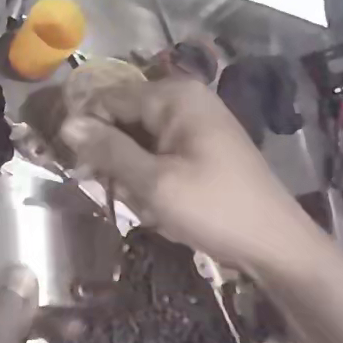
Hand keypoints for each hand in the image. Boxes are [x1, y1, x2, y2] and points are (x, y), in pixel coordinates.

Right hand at [59, 79, 311, 273]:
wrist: (276, 246)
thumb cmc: (214, 209)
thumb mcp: (154, 183)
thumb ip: (108, 150)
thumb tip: (66, 124)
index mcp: (174, 96)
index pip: (108, 98)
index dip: (88, 131)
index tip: (80, 169)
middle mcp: (184, 99)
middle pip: (122, 119)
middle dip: (115, 159)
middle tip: (124, 194)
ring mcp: (194, 121)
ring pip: (136, 140)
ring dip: (132, 174)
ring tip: (149, 206)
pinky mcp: (199, 144)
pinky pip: (157, 152)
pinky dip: (151, 178)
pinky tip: (162, 206)